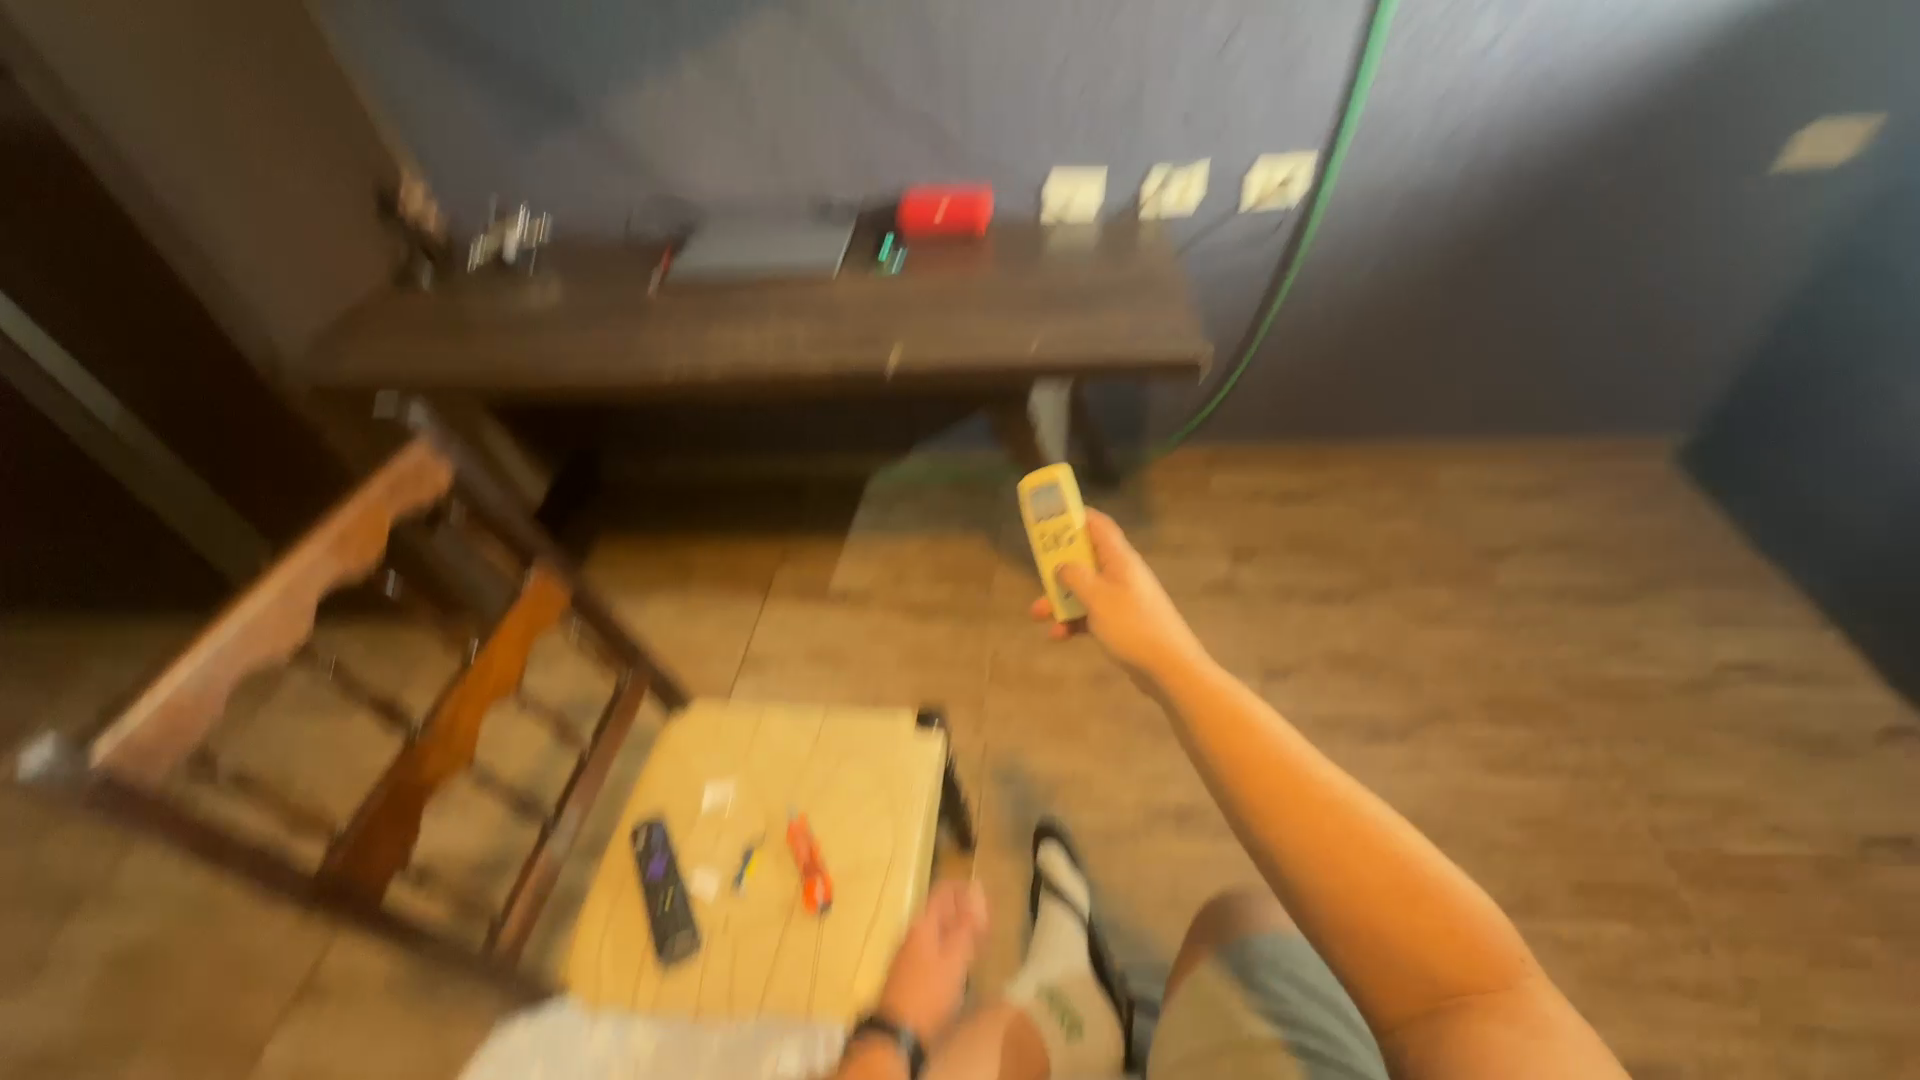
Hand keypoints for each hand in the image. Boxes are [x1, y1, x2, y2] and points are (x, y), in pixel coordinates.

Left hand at [873, 879, 988, 1042]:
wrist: (897, 1033)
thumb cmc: (929, 993)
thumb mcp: (954, 959)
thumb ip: (966, 926)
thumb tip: (976, 889)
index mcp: (923, 925)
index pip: (944, 891)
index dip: (965, 890)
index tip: (985, 900)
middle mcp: (914, 934)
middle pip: (941, 911)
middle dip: (964, 912)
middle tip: (987, 925)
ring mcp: (910, 954)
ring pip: (939, 932)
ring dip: (959, 933)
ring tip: (980, 944)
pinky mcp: (912, 974)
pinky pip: (935, 950)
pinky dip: (951, 951)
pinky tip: (963, 965)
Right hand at [1031, 509, 1207, 680]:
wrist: (1169, 668)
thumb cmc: (1132, 625)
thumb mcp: (1098, 598)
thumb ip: (1076, 577)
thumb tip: (1062, 565)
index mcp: (1119, 559)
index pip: (1098, 526)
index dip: (1076, 518)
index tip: (1051, 519)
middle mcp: (1121, 574)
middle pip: (1086, 559)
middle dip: (1059, 567)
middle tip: (1037, 572)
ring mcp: (1121, 599)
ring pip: (1084, 590)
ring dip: (1061, 600)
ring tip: (1036, 614)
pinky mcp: (1120, 623)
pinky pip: (1091, 615)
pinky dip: (1074, 622)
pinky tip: (1058, 635)